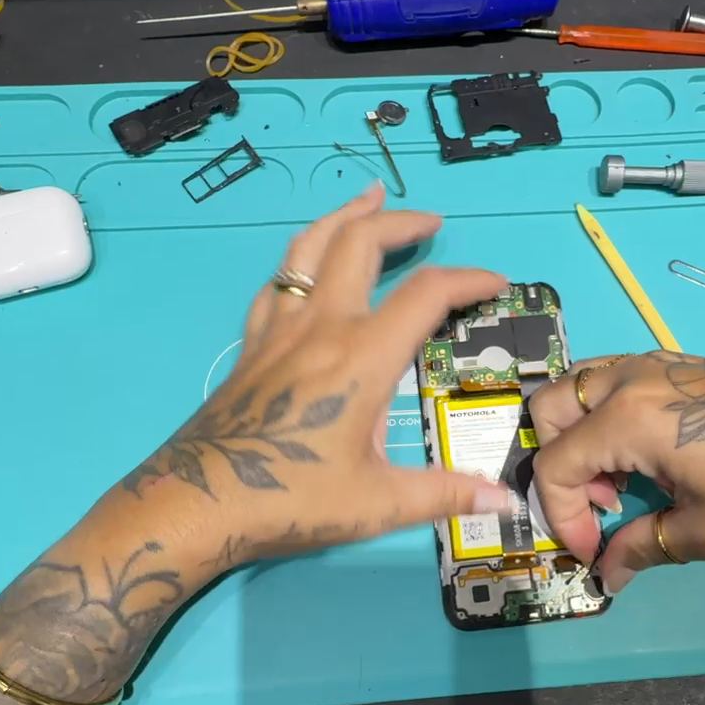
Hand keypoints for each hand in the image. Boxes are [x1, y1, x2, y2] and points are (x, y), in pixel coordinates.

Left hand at [115, 185, 512, 576]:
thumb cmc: (291, 500)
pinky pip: (277, 282)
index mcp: (362, 358)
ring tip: (368, 200)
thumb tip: (505, 501)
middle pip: (360, 244)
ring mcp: (279, 329)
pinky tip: (308, 267)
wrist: (199, 503)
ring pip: (308, 247)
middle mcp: (321, 327)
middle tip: (431, 223)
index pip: (426, 295)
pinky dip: (301, 260)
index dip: (469, 280)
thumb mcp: (378, 504)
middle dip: (401, 223)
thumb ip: (446, 494)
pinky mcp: (251, 343)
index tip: (495, 282)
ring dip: (344, 217)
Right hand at [529, 353, 704, 591]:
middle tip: (602, 502)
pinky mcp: (687, 363)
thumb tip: (606, 575)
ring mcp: (660, 362)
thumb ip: (639, 547)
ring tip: (622, 479)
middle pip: (550, 408)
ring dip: (580, 433)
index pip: (555, 463)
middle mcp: (633, 377)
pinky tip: (651, 455)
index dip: (561, 515)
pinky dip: (608, 415)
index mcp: (629, 417)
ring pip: (581, 384)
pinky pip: (617, 378)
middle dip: (557, 461)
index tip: (591, 551)